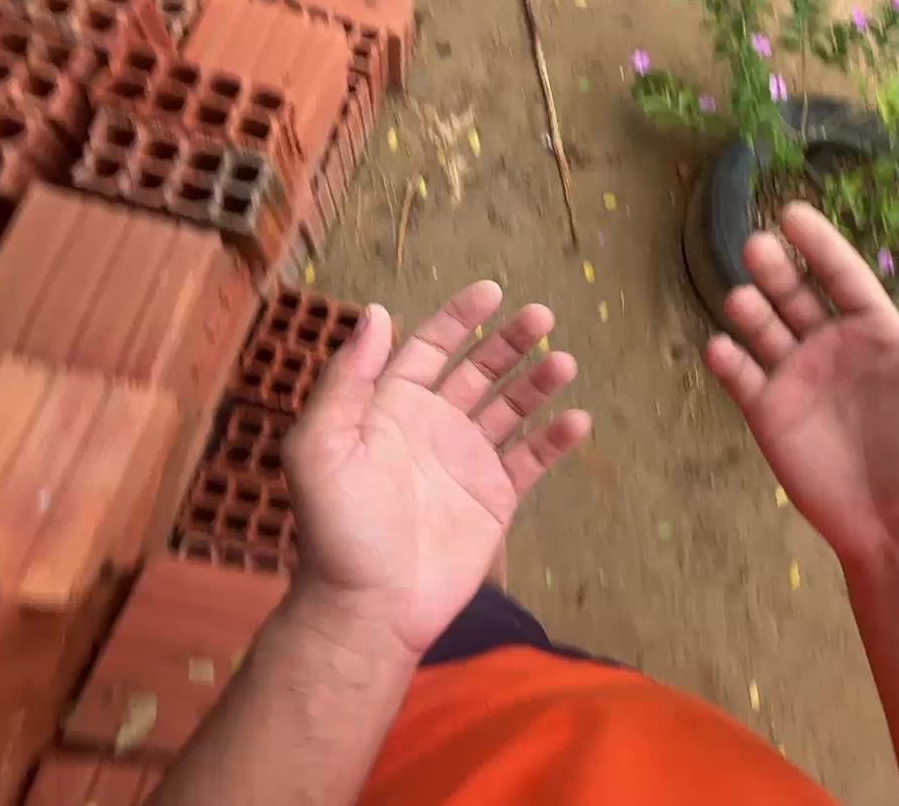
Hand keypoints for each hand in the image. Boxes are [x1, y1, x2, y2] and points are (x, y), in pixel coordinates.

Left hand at [281, 282, 590, 653]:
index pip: (431, 348)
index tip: (491, 291)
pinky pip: (532, 459)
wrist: (371, 606)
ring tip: (565, 362)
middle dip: (511, 341)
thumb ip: (346, 381)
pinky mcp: (496, 496)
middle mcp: (436, 425)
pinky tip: (577, 420)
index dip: (459, 318)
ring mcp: (469, 459)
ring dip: (539, 383)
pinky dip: (555, 439)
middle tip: (542, 316)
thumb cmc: (340, 526)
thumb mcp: (321, 448)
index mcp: (393, 407)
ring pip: (512, 408)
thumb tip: (377, 314)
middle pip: (482, 369)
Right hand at [703, 203, 898, 569]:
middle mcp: (829, 346)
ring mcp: (795, 377)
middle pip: (793, 294)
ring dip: (748, 309)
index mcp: (874, 332)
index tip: (792, 214)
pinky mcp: (768, 412)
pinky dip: (726, 361)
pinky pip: (740, 378)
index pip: (841, 275)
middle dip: (774, 268)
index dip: (819, 245)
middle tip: (755, 246)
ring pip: (763, 329)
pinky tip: (719, 348)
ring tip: (741, 299)